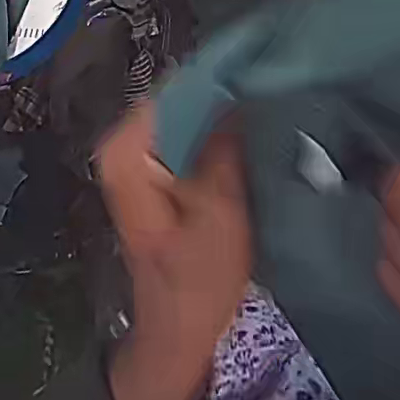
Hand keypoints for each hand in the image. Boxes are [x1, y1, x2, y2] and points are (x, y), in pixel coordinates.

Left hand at [95, 103, 250, 399]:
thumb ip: (225, 144)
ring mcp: (137, 156)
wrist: (178, 332)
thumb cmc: (197, 280)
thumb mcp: (220, 209)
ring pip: (189, 112)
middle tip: (275, 88)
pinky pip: (191, 131)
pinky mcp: (156, 169)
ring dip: (226, 111)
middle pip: (182, 95)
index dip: (223, 75)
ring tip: (270, 105)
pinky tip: (251, 132)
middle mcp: (123, 144)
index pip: (178, 86)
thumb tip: (239, 90)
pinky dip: (219, 131)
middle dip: (227, 92)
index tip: (266, 67)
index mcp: (127, 150)